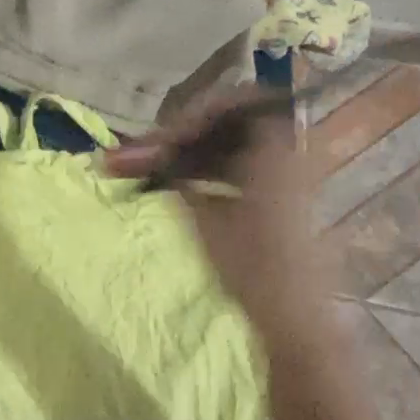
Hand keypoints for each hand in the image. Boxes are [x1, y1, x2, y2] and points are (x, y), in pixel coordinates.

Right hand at [103, 87, 334, 327]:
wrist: (292, 315)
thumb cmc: (251, 269)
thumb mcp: (206, 218)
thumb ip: (180, 175)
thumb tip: (147, 153)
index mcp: (274, 153)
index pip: (238, 103)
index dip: (196, 111)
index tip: (160, 136)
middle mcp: (281, 155)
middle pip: (221, 124)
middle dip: (170, 136)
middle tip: (127, 157)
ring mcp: (277, 175)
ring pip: (218, 145)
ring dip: (175, 152)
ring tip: (131, 170)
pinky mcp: (270, 196)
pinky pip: (226, 164)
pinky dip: (192, 167)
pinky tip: (162, 181)